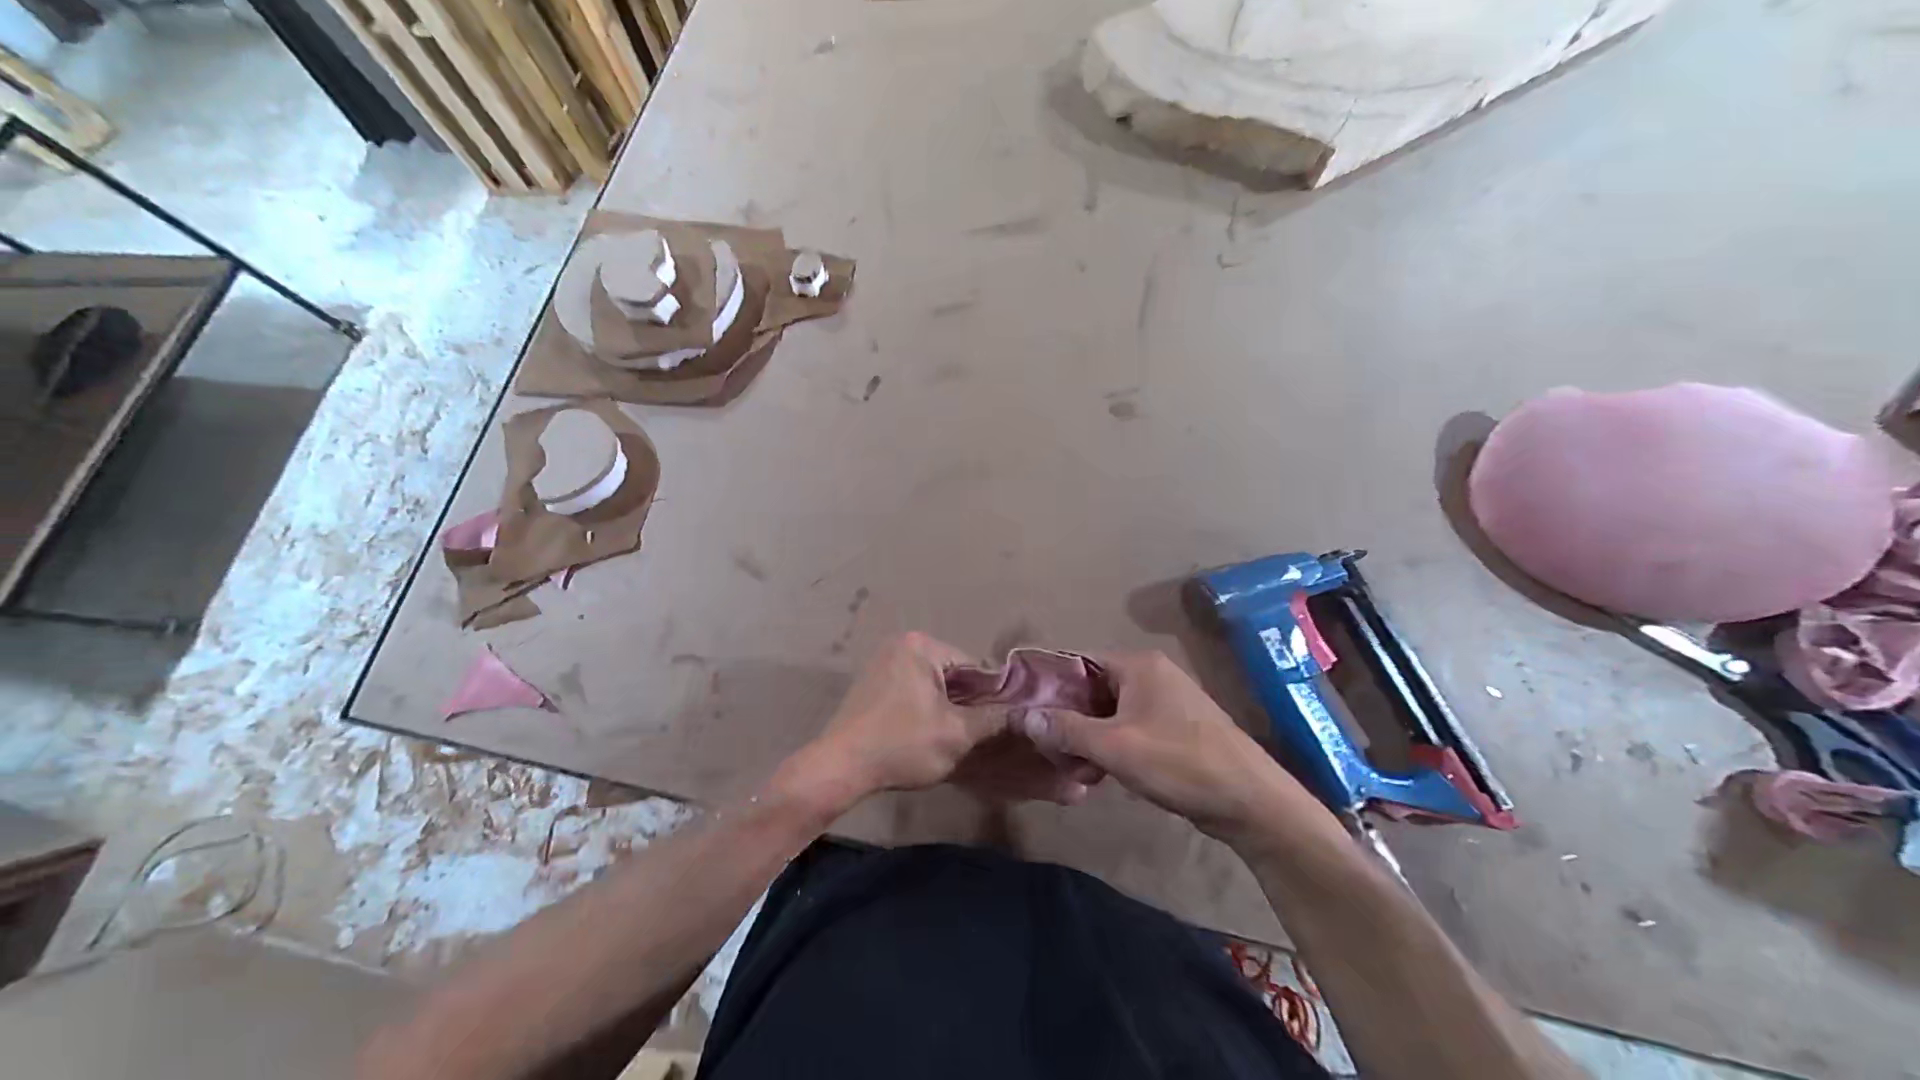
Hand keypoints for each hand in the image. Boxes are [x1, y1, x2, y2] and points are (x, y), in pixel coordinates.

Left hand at [775, 633, 1091, 815]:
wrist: (839, 768)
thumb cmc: (901, 745)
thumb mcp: (957, 734)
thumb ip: (995, 719)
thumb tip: (1029, 713)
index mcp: (921, 645)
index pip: (975, 666)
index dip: (992, 697)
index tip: (1001, 726)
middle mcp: (901, 645)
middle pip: (954, 675)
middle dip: (968, 703)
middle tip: (978, 736)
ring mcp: (882, 664)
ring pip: (934, 687)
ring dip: (947, 710)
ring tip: (955, 740)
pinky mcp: (872, 686)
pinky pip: (912, 693)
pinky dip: (925, 712)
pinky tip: (929, 738)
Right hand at [1022, 651, 1331, 840]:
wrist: (1250, 801)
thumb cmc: (1179, 763)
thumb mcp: (1114, 746)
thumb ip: (1066, 729)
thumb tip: (1023, 716)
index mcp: (1138, 664)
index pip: (1078, 661)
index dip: (1050, 685)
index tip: (1027, 711)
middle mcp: (1152, 674)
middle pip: (1093, 687)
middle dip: (1069, 717)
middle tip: (1048, 747)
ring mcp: (1167, 701)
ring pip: (1110, 711)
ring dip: (1089, 736)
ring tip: (1072, 766)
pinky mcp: (1176, 727)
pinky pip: (1131, 727)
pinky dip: (1112, 745)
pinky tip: (1100, 773)